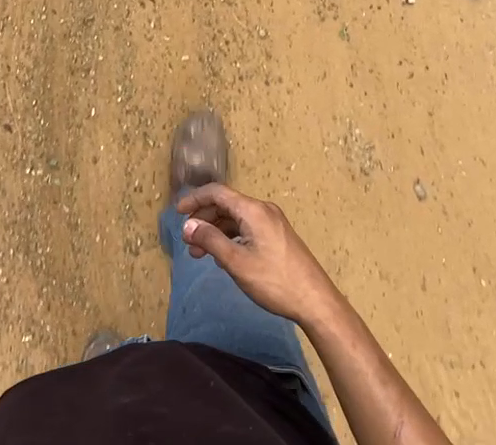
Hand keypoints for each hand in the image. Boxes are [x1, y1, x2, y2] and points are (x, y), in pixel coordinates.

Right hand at [177, 183, 334, 322]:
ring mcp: (272, 223)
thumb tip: (188, 226)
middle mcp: (263, 210)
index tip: (178, 214)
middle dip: (203, 220)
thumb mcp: (236, 262)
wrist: (317, 303)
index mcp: (253, 210)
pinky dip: (230, 238)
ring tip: (201, 254)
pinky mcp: (278, 237)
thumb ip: (210, 240)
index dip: (194, 200)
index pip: (216, 192)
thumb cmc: (275, 281)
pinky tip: (223, 257)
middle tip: (189, 242)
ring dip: (216, 232)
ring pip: (235, 219)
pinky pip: (247, 229)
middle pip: (225, 205)